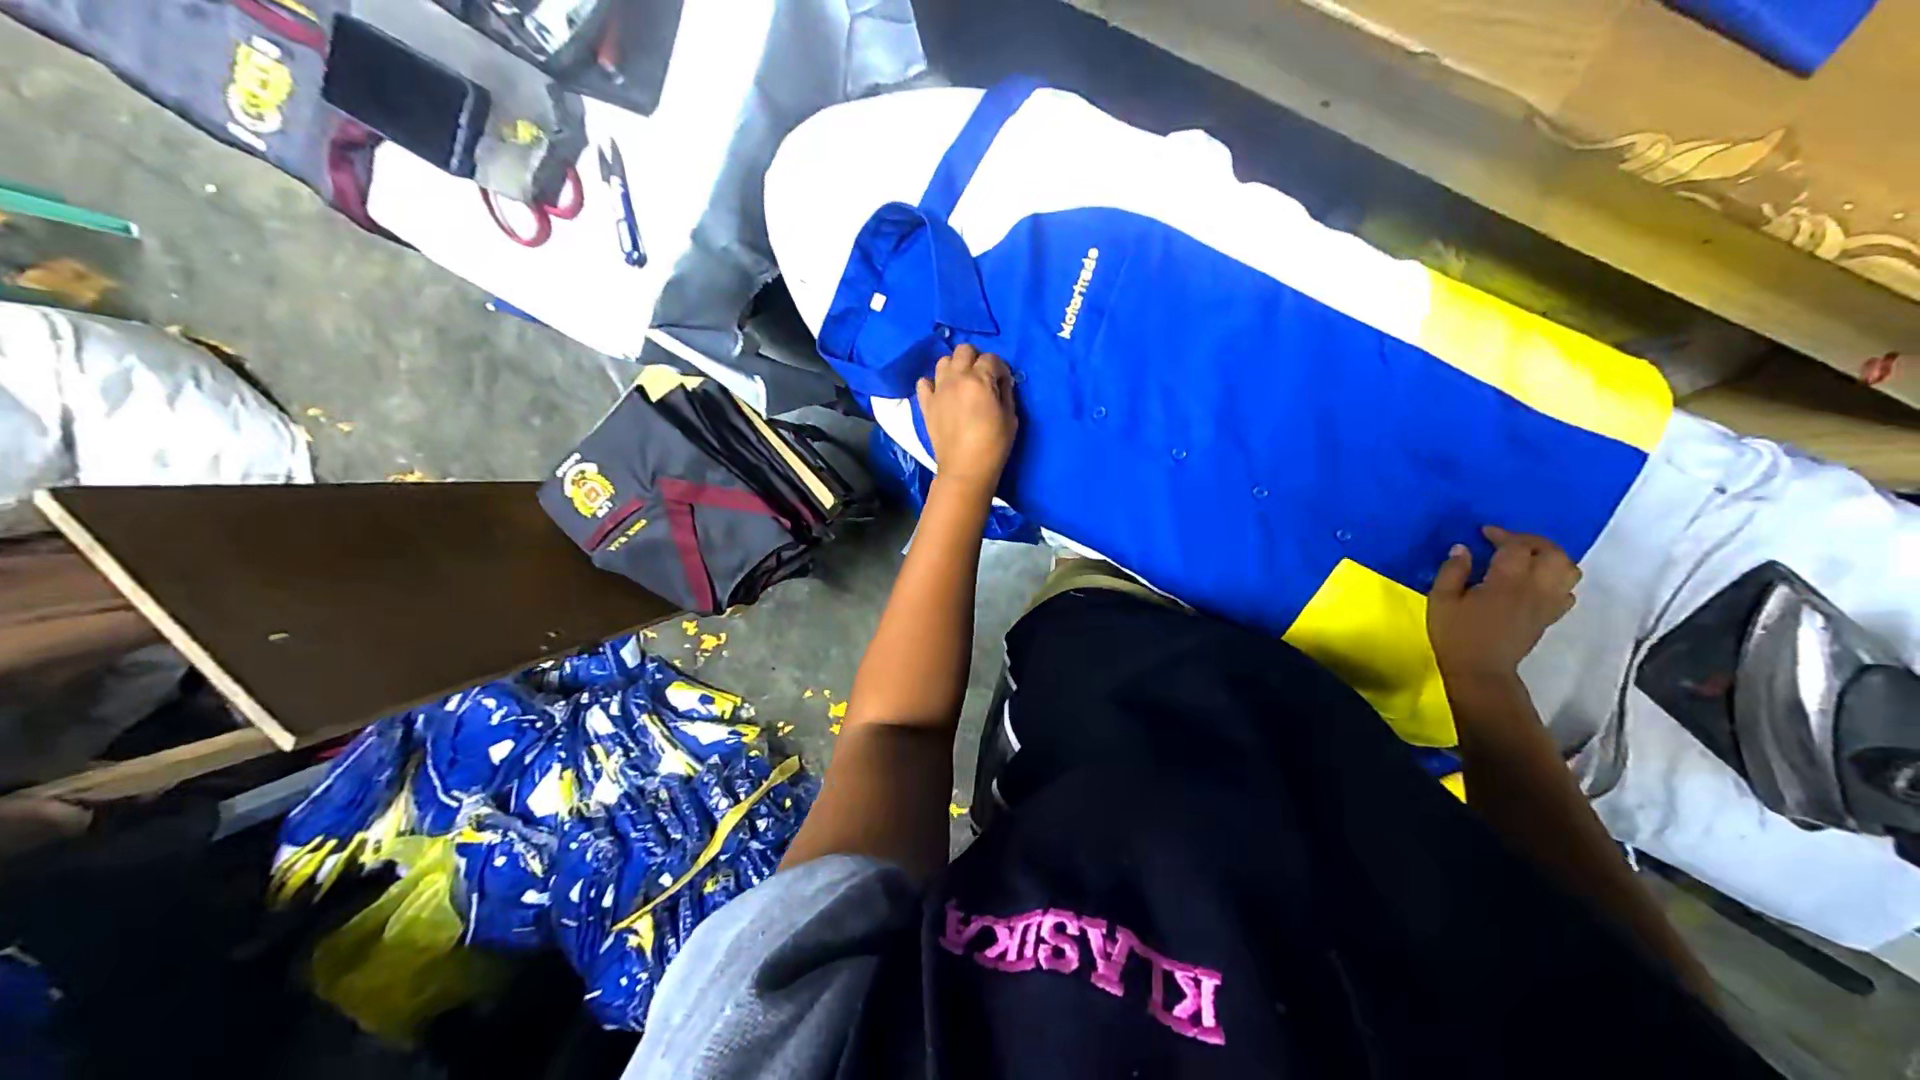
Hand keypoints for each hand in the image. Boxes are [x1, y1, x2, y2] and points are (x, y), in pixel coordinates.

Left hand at [917, 343, 1017, 488]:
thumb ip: (1006, 393)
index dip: (1000, 368)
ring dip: (954, 367)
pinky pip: (924, 382)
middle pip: (964, 350)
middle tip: (982, 377)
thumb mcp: (1011, 417)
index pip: (992, 358)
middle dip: (976, 359)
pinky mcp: (926, 403)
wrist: (965, 468)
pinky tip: (942, 393)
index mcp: (979, 379)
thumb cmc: (994, 444)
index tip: (1003, 382)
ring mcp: (938, 389)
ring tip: (962, 383)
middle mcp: (956, 378)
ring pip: (943, 361)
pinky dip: (933, 384)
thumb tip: (1001, 382)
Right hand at [1427, 525, 1579, 683]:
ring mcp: (1547, 604)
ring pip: (1568, 570)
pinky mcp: (1550, 616)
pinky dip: (1557, 579)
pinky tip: (1536, 581)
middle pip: (1553, 553)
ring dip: (1551, 557)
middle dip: (1532, 541)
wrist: (1480, 670)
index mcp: (1507, 583)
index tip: (1484, 533)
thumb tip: (1462, 548)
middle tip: (1509, 541)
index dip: (1502, 534)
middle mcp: (1535, 589)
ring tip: (1527, 557)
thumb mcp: (1441, 600)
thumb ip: (1452, 571)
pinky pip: (1567, 591)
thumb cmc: (1456, 634)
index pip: (1517, 547)